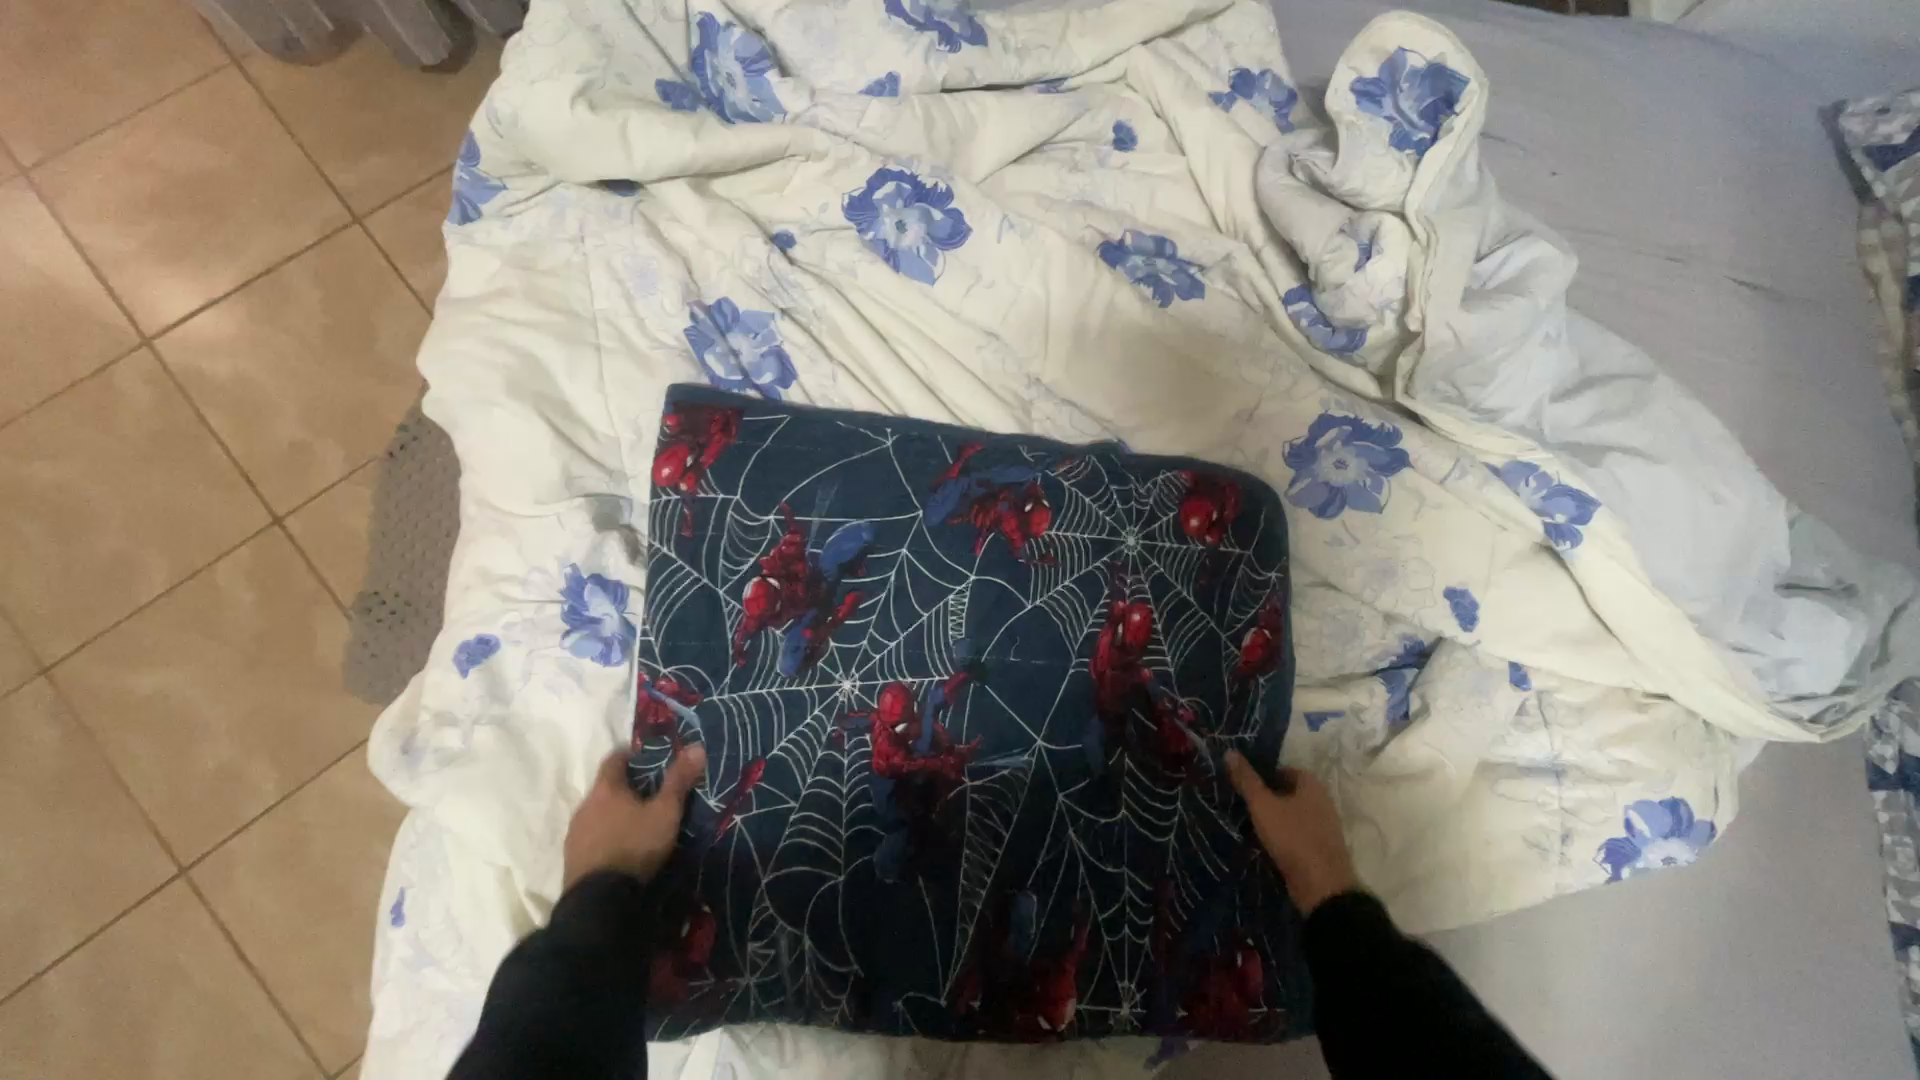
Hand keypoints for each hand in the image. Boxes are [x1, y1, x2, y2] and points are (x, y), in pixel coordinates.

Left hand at [563, 744, 706, 890]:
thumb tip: (696, 746)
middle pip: (605, 787)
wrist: (599, 900)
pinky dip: (605, 836)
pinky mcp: (571, 859)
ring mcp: (574, 833)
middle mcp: (584, 806)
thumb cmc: (635, 845)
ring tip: (637, 824)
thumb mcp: (665, 812)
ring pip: (596, 813)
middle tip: (650, 794)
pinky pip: (590, 837)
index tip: (647, 758)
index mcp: (606, 789)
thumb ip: (679, 780)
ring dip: (613, 814)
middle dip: (625, 788)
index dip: (630, 755)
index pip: (614, 759)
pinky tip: (620, 849)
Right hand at [1225, 750, 1358, 914]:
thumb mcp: (1262, 806)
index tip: (1241, 784)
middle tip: (1240, 803)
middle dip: (1265, 797)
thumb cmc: (1292, 838)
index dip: (1262, 775)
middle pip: (1287, 792)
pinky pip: (1296, 834)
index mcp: (1311, 785)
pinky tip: (1264, 844)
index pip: (1283, 770)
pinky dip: (1281, 836)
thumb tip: (1230, 751)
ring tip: (1247, 824)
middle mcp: (1322, 801)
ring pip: (1291, 815)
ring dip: (1272, 818)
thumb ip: (1246, 780)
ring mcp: (1323, 827)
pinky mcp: (1320, 849)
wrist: (1322, 887)